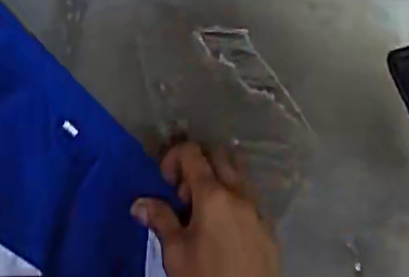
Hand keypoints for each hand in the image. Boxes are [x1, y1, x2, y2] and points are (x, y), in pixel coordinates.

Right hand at [133, 142, 278, 276]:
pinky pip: (252, 195)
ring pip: (238, 172)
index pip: (193, 153)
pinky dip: (235, 197)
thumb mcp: (176, 255)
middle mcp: (239, 191)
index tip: (165, 180)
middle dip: (198, 164)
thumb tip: (138, 203)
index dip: (174, 156)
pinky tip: (225, 225)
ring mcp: (258, 206)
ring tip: (204, 211)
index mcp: (213, 194)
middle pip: (218, 154)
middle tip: (184, 196)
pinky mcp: (269, 225)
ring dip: (219, 178)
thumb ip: (161, 221)